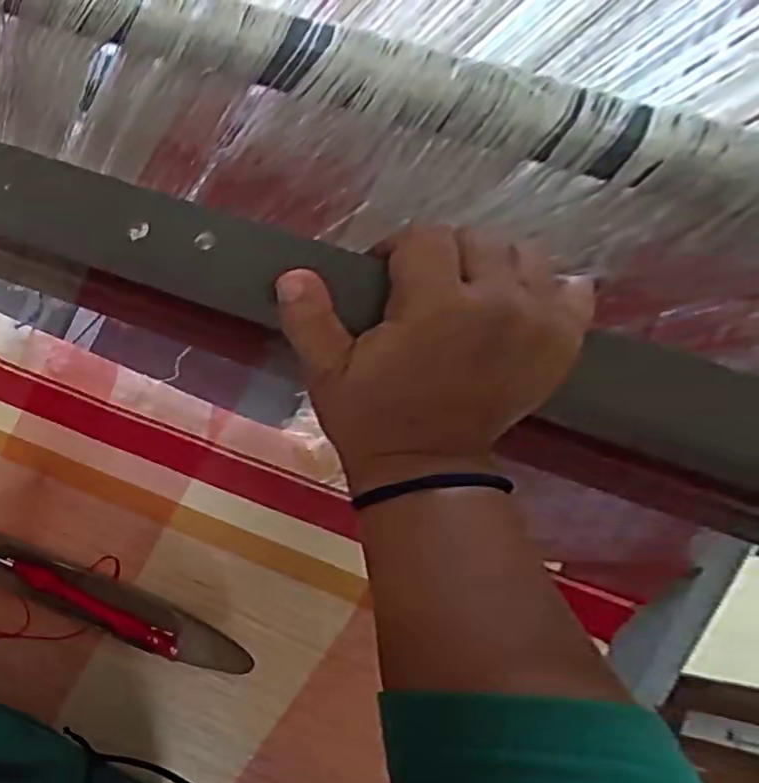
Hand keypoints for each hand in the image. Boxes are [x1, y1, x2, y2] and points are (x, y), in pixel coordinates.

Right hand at [274, 226, 594, 492]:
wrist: (423, 463)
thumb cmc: (365, 416)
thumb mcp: (324, 371)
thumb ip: (310, 319)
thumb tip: (294, 275)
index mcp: (434, 306)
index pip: (424, 239)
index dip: (394, 249)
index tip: (378, 275)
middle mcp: (498, 300)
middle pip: (476, 240)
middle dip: (440, 256)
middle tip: (412, 291)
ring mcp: (541, 316)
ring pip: (523, 256)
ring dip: (487, 267)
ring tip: (458, 299)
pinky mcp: (567, 335)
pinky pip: (569, 284)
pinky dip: (538, 288)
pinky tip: (504, 310)